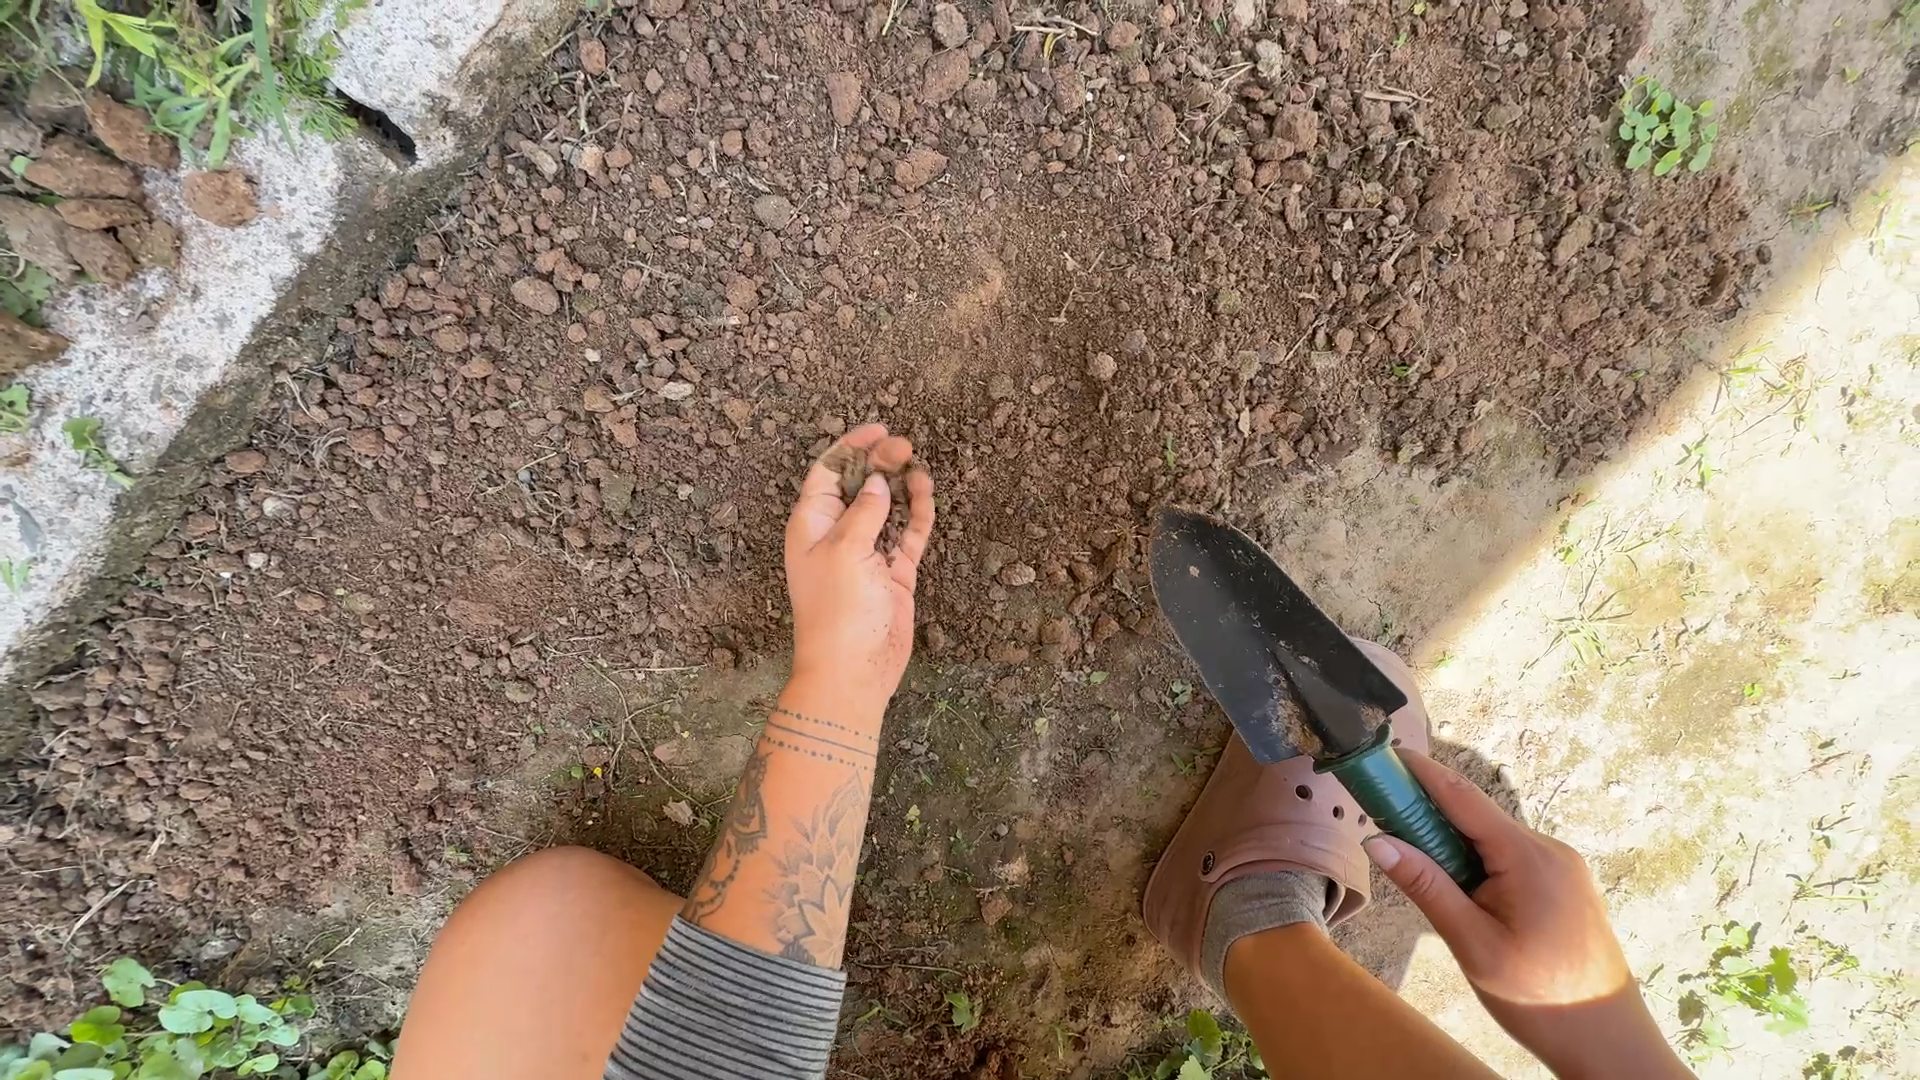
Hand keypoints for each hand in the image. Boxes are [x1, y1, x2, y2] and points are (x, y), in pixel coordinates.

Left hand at [783, 424, 933, 723]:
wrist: (854, 668)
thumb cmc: (837, 608)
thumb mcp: (845, 550)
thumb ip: (864, 512)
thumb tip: (879, 484)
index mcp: (812, 525)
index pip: (828, 474)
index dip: (850, 448)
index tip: (877, 429)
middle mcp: (838, 534)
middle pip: (860, 487)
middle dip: (879, 463)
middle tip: (905, 445)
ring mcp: (868, 553)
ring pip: (887, 509)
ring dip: (901, 486)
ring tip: (918, 464)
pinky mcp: (894, 573)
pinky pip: (908, 535)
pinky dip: (918, 514)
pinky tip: (927, 492)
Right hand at [1363, 751, 1692, 1079]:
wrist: (1616, 1053)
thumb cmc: (1543, 1001)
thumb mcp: (1474, 944)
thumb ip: (1425, 886)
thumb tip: (1375, 841)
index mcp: (1529, 857)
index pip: (1462, 796)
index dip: (1418, 771)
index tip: (1379, 754)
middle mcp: (1547, 849)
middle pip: (1471, 813)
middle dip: (1422, 808)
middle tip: (1377, 812)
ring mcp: (1557, 866)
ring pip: (1484, 835)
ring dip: (1444, 837)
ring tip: (1410, 858)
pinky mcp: (1558, 883)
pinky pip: (1501, 853)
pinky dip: (1467, 855)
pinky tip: (1449, 881)